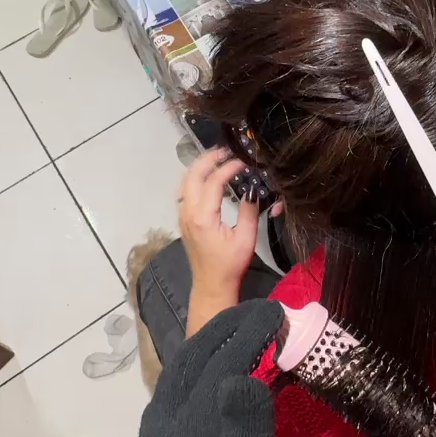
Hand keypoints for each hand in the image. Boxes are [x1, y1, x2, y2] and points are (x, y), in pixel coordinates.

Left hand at [113, 300, 282, 436]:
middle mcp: (161, 431)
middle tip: (263, 310)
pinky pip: (171, 392)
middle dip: (226, 328)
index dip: (248, 335)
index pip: (219, 369)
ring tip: (242, 327)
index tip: (276, 311)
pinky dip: (196, 365)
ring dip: (208, 343)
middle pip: (191, 363)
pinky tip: (213, 369)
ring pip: (175, 375)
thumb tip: (243, 378)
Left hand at [177, 148, 271, 334]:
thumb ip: (248, 210)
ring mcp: (183, 216)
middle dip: (207, 159)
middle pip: (192, 176)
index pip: (214, 182)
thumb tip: (252, 188)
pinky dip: (194, 178)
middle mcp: (188, 213)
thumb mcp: (246, 238)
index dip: (228, 168)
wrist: (211, 285)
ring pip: (185, 182)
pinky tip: (207, 176)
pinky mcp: (184, 220)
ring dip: (199, 167)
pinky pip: (184, 191)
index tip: (243, 162)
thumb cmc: (230, 264)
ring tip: (216, 158)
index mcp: (203, 217)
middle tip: (225, 151)